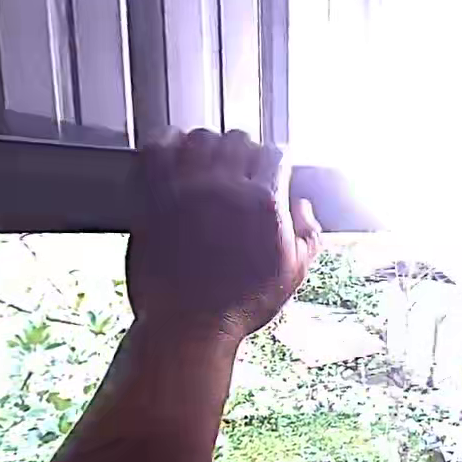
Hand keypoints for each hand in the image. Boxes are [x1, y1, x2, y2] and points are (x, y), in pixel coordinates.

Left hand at [127, 129, 321, 340]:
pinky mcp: (154, 197)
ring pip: (200, 138)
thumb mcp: (293, 274)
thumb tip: (303, 205)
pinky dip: (168, 145)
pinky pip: (157, 150)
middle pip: (238, 139)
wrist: (189, 323)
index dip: (277, 160)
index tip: (273, 169)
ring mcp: (186, 189)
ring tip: (210, 162)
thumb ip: (308, 235)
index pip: (275, 154)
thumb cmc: (244, 304)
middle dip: (245, 151)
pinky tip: (176, 156)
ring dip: (209, 145)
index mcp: (264, 203)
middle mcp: (226, 187)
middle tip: (242, 168)